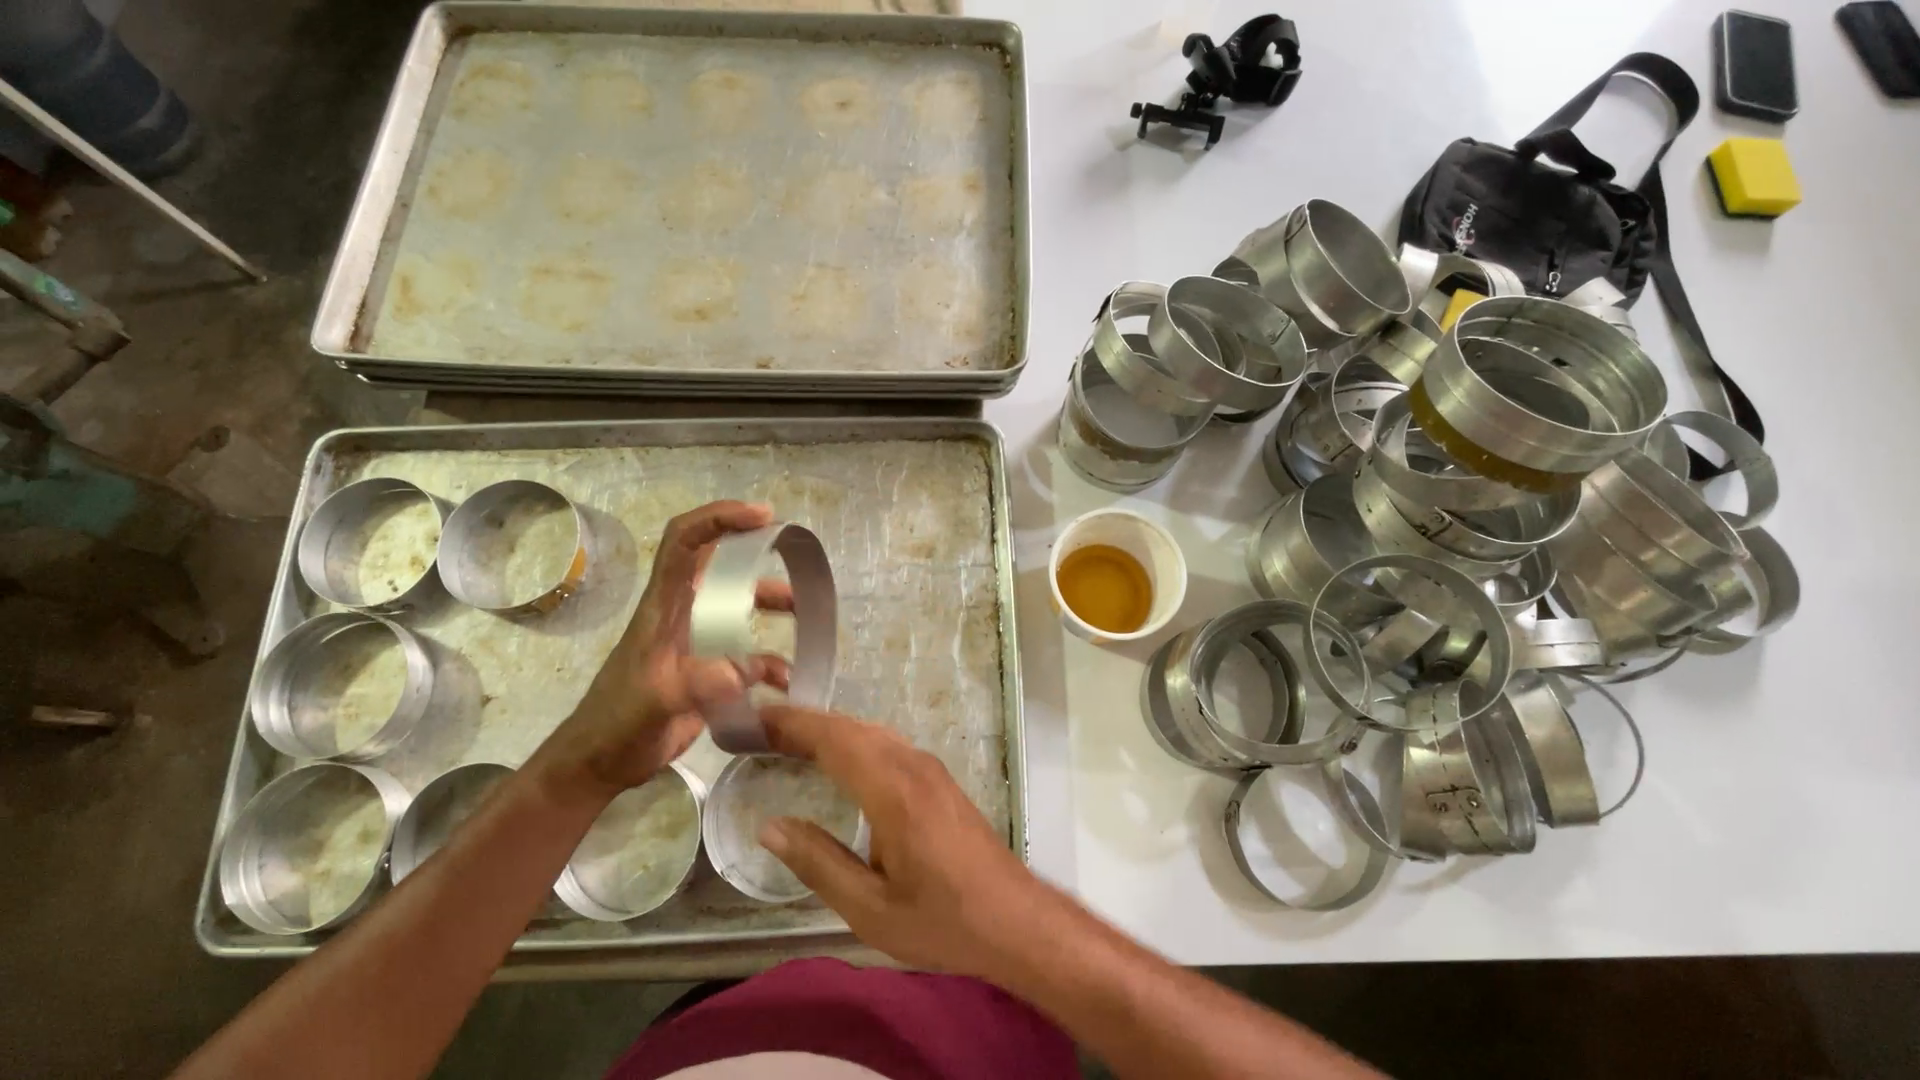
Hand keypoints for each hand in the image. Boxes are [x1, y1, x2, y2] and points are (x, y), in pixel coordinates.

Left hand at [530, 501, 791, 804]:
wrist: (602, 762)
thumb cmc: (616, 722)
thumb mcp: (654, 699)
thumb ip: (697, 682)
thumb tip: (743, 671)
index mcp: (663, 606)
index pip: (685, 541)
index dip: (720, 518)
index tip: (762, 517)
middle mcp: (681, 613)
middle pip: (719, 565)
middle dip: (756, 554)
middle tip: (794, 555)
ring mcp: (695, 642)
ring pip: (738, 607)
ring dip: (770, 603)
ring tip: (803, 612)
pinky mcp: (707, 671)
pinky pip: (746, 655)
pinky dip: (769, 662)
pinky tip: (788, 679)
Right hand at [757, 705, 1074, 979]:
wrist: (1016, 922)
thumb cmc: (942, 921)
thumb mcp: (869, 907)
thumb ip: (818, 863)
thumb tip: (769, 826)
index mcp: (892, 791)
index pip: (834, 739)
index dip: (791, 724)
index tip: (753, 720)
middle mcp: (913, 768)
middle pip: (852, 729)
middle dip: (805, 723)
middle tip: (760, 730)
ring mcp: (932, 772)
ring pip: (873, 734)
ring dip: (831, 731)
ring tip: (789, 742)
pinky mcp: (941, 783)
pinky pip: (890, 747)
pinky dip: (855, 744)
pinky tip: (840, 763)